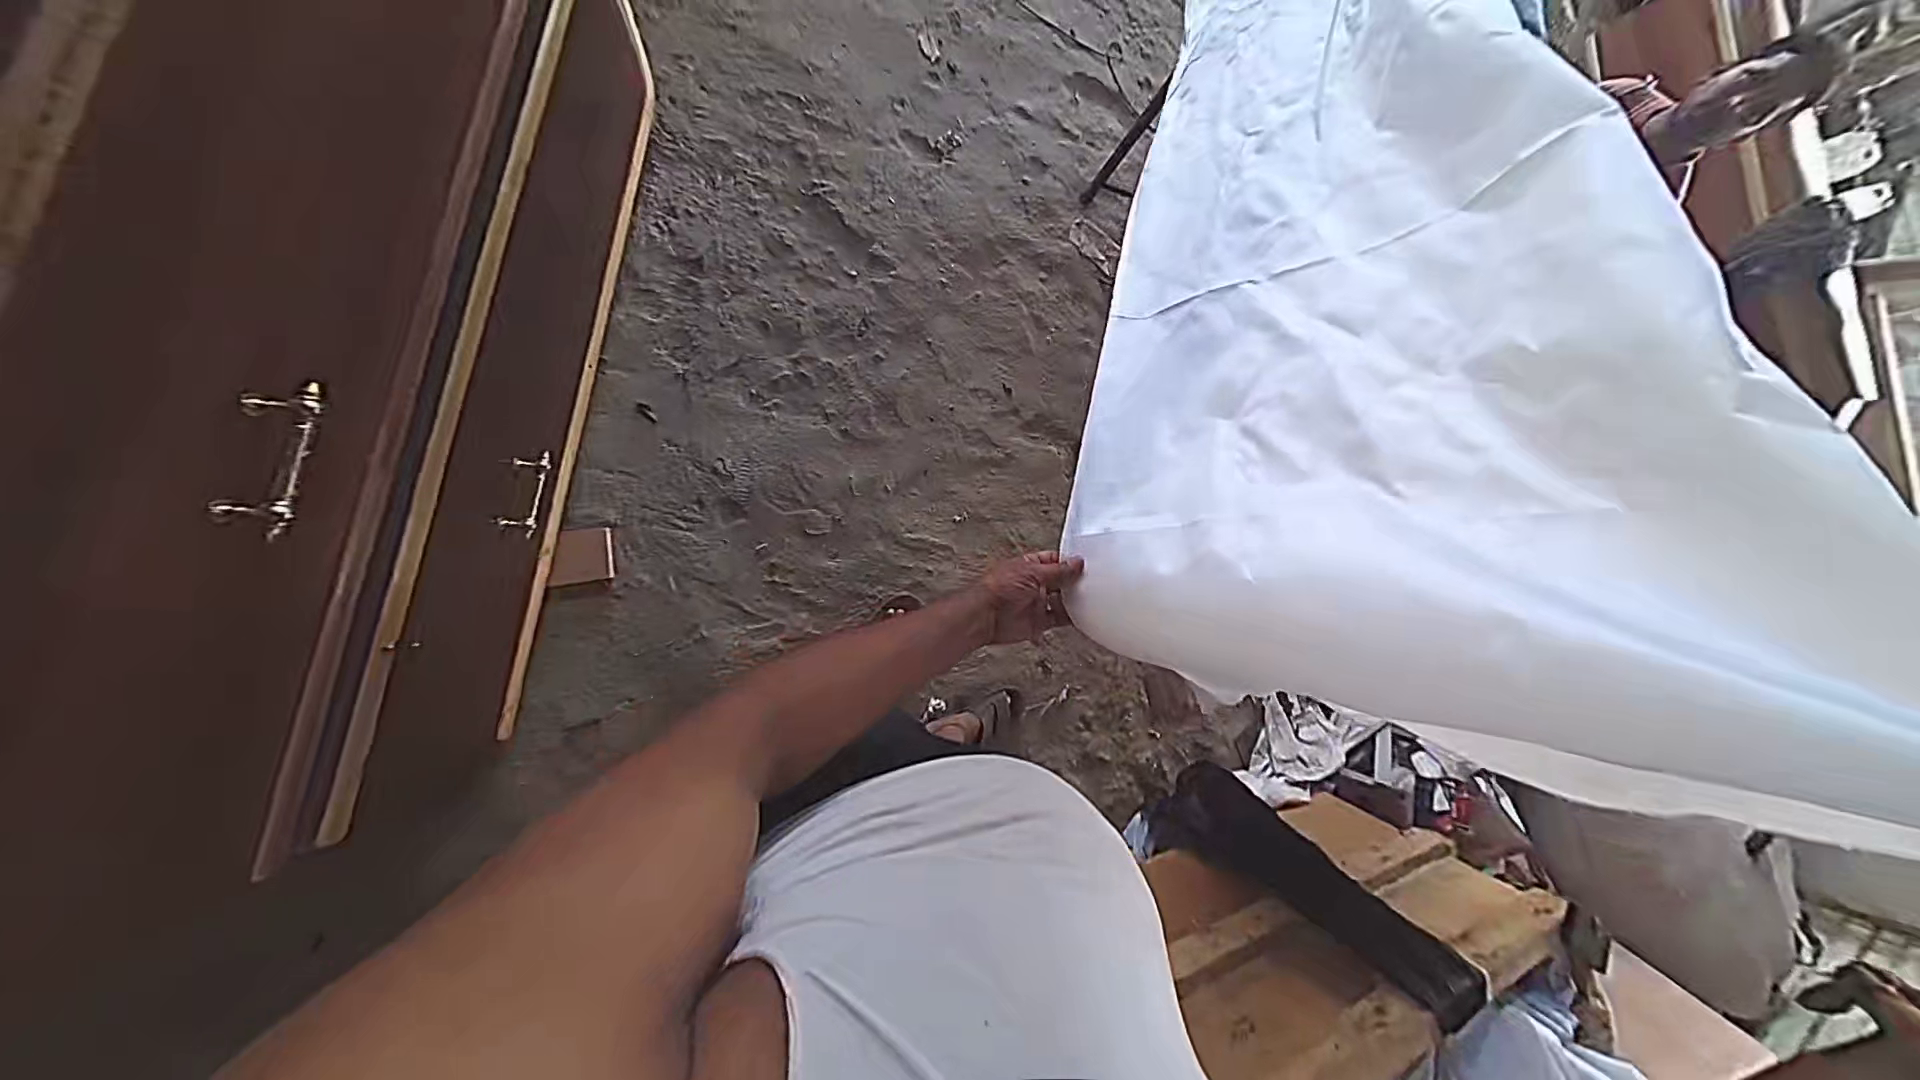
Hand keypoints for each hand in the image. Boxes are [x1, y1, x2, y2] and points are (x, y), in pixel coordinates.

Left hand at [974, 551, 1084, 644]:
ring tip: (1089, 598)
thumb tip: (1075, 563)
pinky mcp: (1037, 621)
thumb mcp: (1032, 572)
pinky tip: (1080, 616)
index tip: (1085, 565)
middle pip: (1060, 581)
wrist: (985, 617)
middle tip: (1091, 582)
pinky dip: (1070, 619)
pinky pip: (1059, 619)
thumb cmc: (997, 589)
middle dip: (1073, 582)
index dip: (1069, 562)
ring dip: (1074, 600)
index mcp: (1029, 566)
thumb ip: (1058, 570)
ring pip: (1062, 601)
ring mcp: (1035, 603)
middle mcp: (1033, 584)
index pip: (1054, 561)